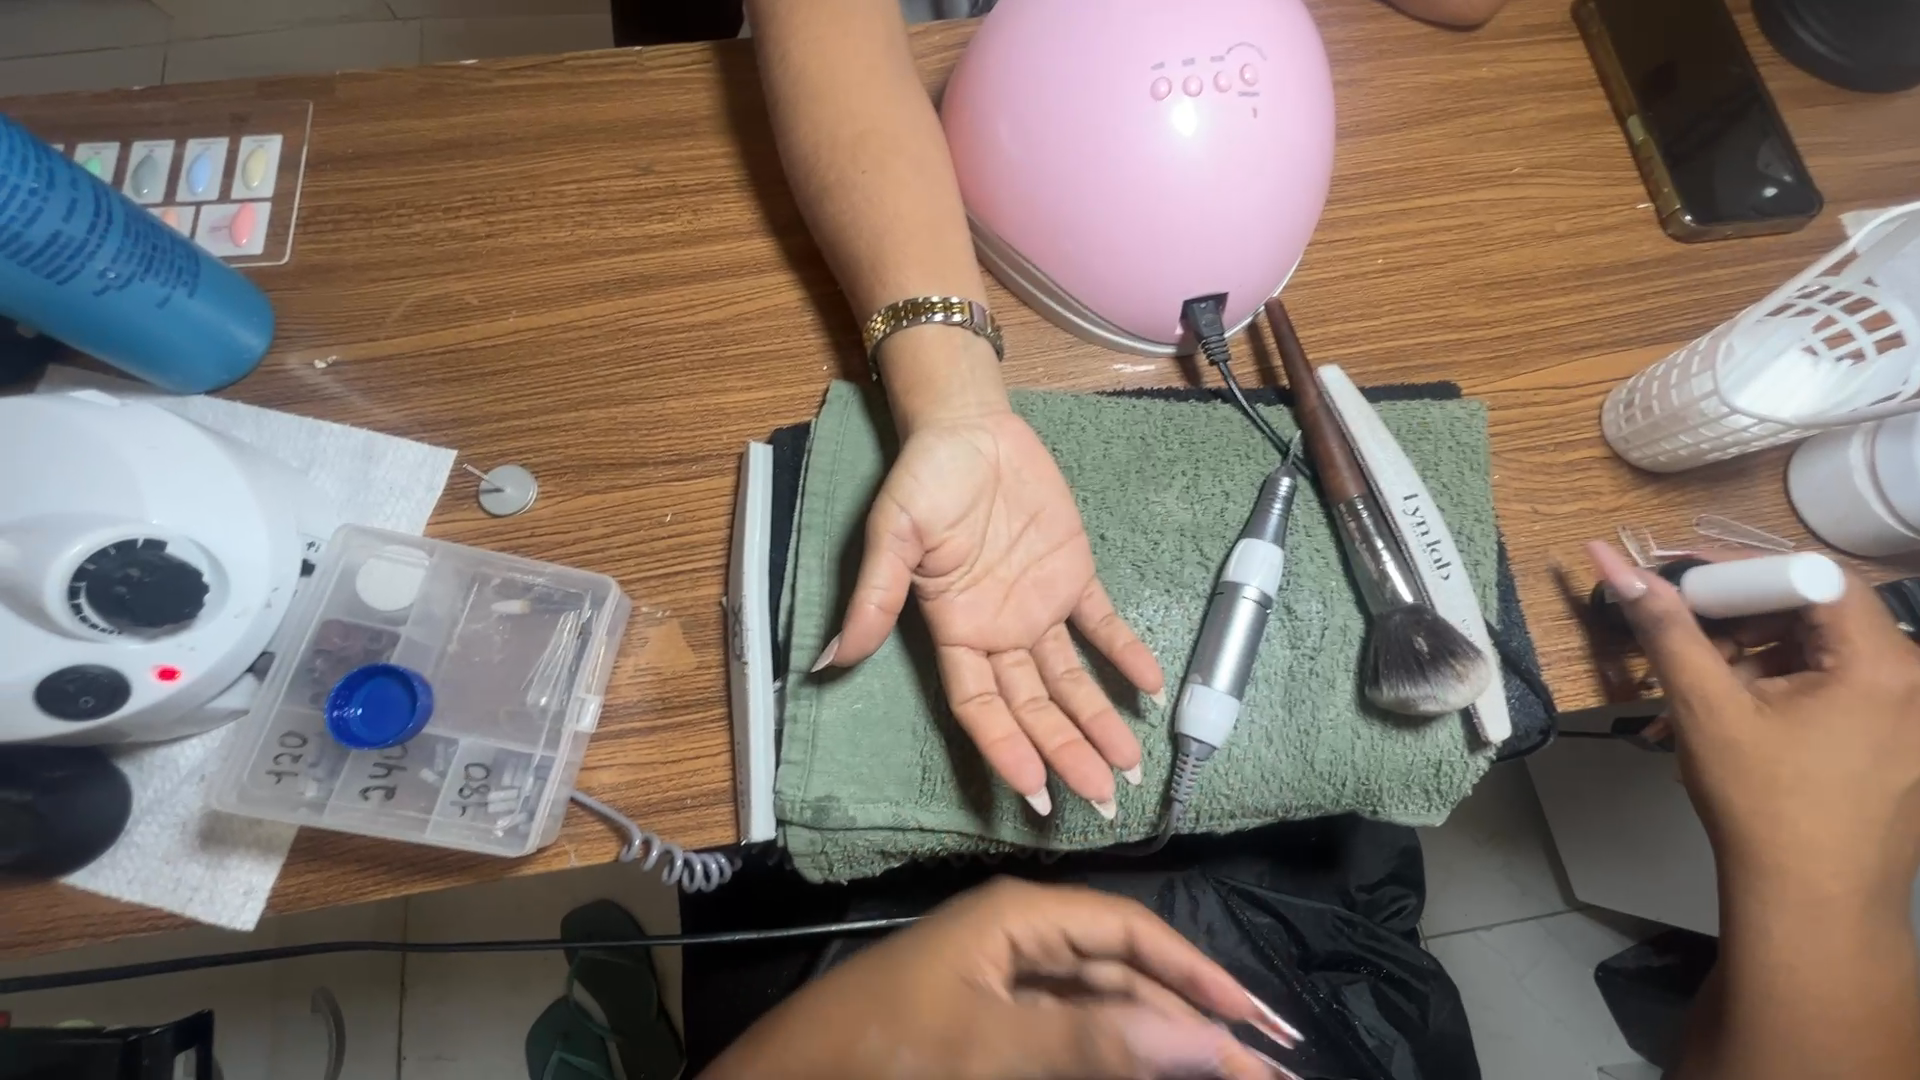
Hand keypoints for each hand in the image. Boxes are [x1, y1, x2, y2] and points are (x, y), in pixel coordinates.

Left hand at [700, 878, 1297, 1079]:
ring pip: (1103, 1003)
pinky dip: (1116, 1051)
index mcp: (1019, 915)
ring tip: (1225, 1069)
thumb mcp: (993, 1042)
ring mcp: (1007, 983)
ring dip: (1160, 1035)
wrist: (793, 1079)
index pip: (1128, 929)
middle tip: (1263, 1063)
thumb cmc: (889, 1046)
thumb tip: (1204, 1040)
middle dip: (1190, 1011)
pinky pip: (1072, 1032)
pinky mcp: (994, 1023)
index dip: (1196, 971)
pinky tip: (1150, 1066)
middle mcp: (1020, 937)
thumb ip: (1098, 1039)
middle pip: (1123, 968)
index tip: (1258, 1023)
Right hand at [814, 409, 1165, 816]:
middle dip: (1065, 751)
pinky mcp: (1072, 576)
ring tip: (1129, 766)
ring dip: (1099, 718)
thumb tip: (831, 659)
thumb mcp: (892, 535)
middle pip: (1033, 706)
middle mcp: (998, 631)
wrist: (970, 430)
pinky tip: (1148, 685)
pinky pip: (1101, 623)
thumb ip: (875, 597)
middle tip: (1101, 800)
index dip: (1006, 747)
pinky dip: (1125, 652)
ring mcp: (1038, 607)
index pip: (981, 705)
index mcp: (955, 629)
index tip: (1035, 790)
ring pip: (1070, 677)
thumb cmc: (925, 480)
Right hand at [1587, 542, 1919, 900]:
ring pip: (1813, 643)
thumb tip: (1612, 560)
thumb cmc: (1760, 795)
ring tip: (1692, 687)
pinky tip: (1727, 710)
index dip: (1734, 569)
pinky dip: (1769, 680)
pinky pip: (1827, 678)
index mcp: (1885, 664)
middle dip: (1732, 616)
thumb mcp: (1703, 705)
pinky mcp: (1896, 730)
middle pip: (1811, 608)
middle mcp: (1914, 676)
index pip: (1808, 575)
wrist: (1810, 892)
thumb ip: (1664, 626)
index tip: (1668, 576)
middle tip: (1674, 640)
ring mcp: (1909, 707)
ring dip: (1743, 651)